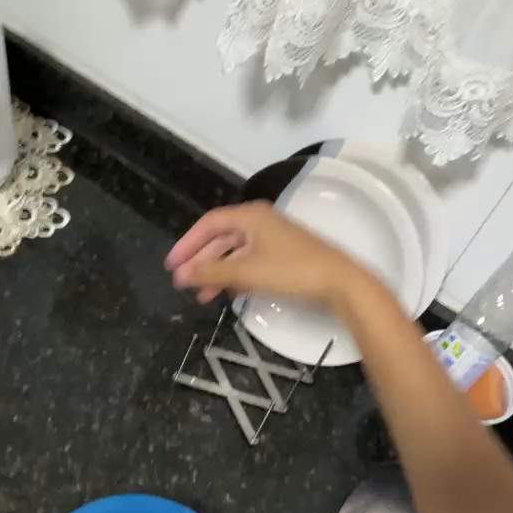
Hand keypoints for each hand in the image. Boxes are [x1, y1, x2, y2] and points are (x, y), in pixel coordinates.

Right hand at [164, 202, 370, 304]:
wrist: (341, 283)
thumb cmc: (292, 271)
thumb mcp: (246, 272)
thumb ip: (210, 272)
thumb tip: (179, 275)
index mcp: (250, 216)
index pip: (208, 224)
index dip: (187, 243)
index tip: (171, 265)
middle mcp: (260, 222)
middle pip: (221, 238)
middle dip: (200, 261)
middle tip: (183, 282)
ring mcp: (273, 238)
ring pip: (235, 253)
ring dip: (217, 273)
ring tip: (203, 297)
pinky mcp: (283, 255)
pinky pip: (250, 262)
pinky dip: (236, 277)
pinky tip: (229, 294)